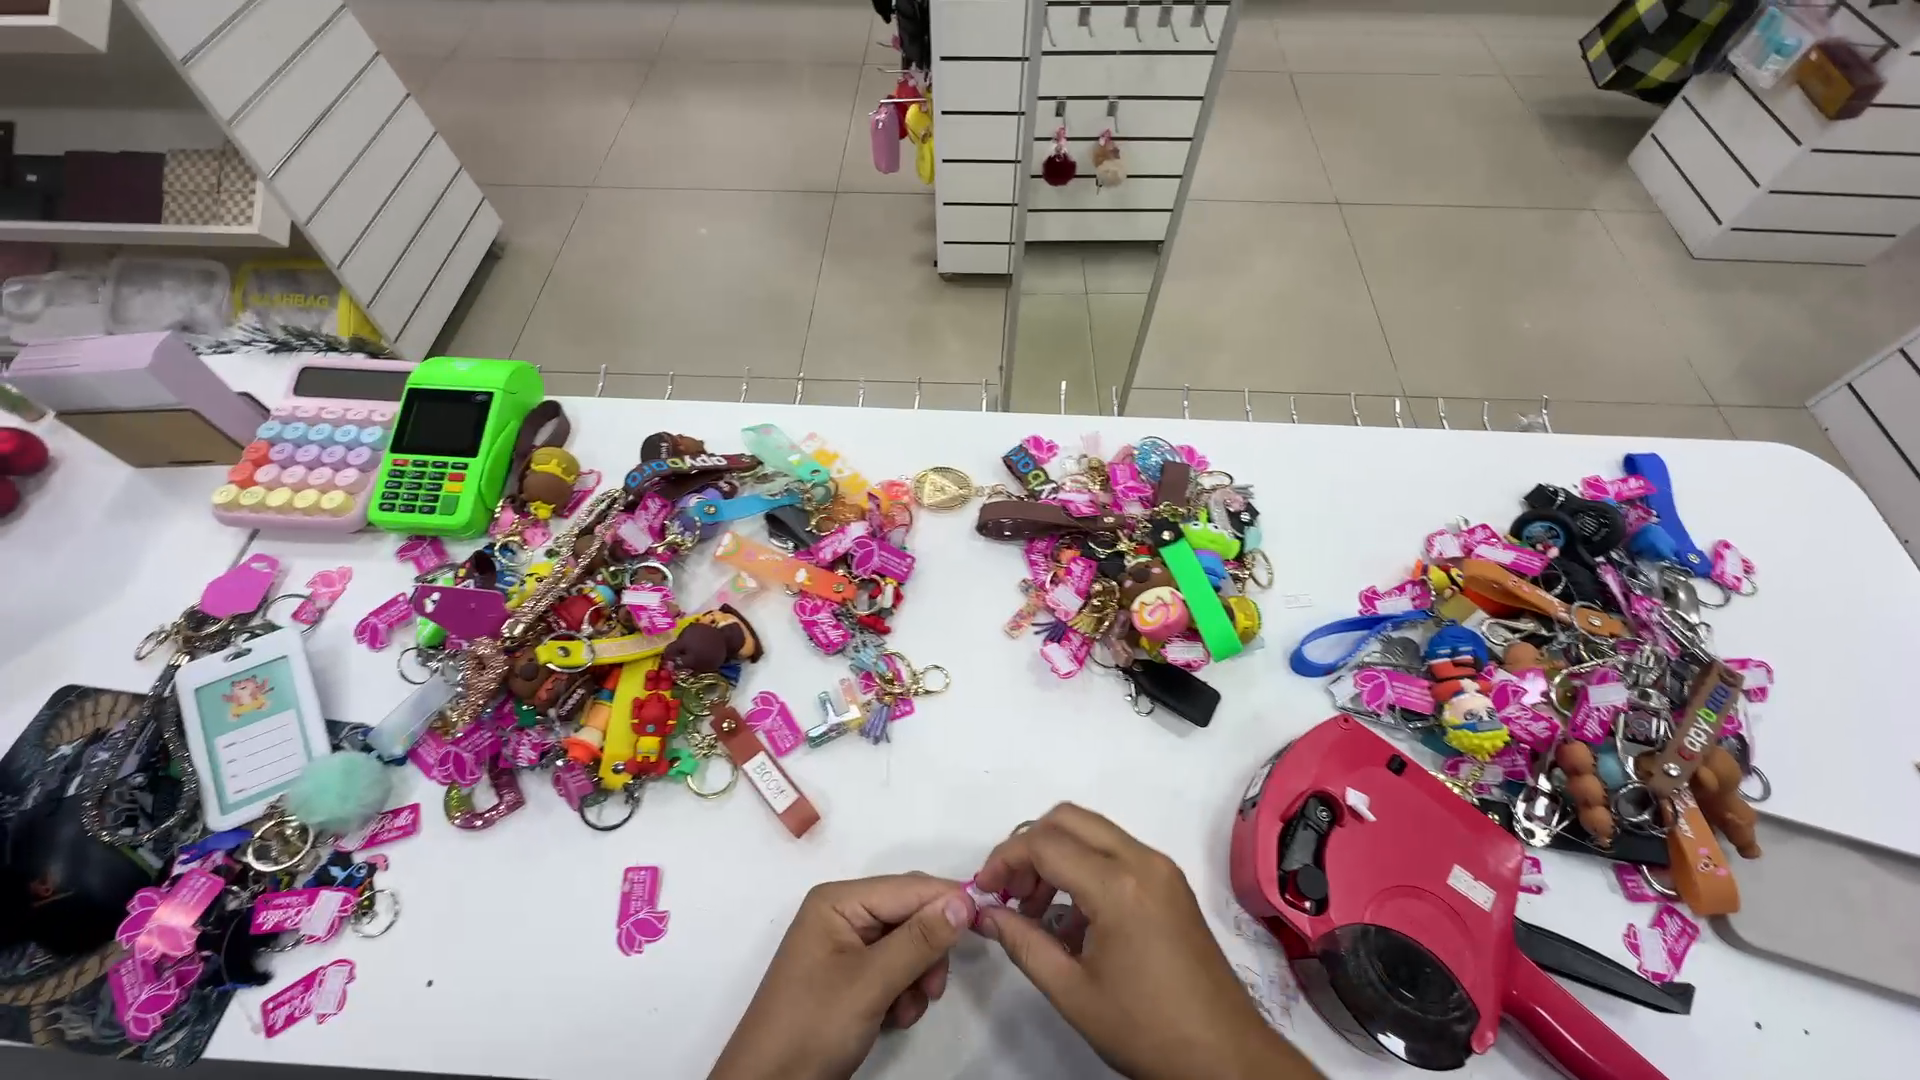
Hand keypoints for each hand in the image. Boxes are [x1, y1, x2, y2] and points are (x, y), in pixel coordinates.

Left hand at [709, 874, 974, 1079]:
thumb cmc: (813, 1026)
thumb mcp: (870, 983)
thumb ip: (919, 940)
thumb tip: (965, 900)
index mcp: (839, 900)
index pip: (908, 887)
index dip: (946, 901)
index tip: (983, 924)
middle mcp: (844, 914)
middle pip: (910, 914)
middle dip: (928, 950)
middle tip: (934, 987)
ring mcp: (847, 947)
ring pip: (909, 945)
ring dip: (918, 977)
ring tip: (906, 1009)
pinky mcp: (852, 977)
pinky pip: (896, 969)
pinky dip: (904, 992)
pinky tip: (894, 1017)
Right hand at [973, 804, 1322, 1079]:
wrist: (1227, 1059)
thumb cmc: (1146, 1029)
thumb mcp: (1073, 992)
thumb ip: (1023, 943)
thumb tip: (984, 914)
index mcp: (1118, 885)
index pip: (1045, 844)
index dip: (1005, 859)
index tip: (984, 890)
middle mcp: (1142, 860)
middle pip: (1069, 819)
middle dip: (1029, 847)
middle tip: (1009, 893)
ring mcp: (1161, 868)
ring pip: (1093, 831)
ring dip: (1056, 854)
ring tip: (1036, 909)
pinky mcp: (1171, 883)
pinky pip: (1116, 851)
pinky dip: (1084, 865)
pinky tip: (1072, 916)